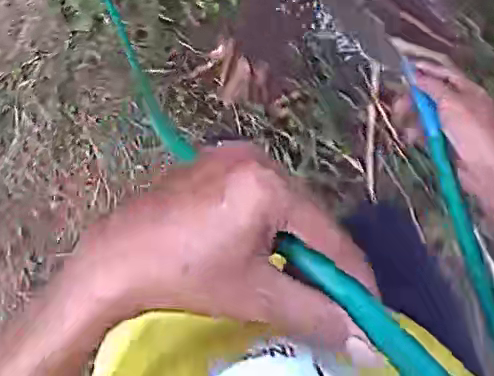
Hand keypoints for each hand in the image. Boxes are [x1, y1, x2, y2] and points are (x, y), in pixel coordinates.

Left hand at [54, 143, 380, 359]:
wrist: (121, 253)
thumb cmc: (187, 273)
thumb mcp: (256, 294)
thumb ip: (315, 313)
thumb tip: (362, 340)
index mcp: (268, 182)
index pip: (330, 235)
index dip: (355, 279)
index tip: (372, 317)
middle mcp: (256, 156)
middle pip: (310, 214)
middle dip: (326, 261)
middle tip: (338, 306)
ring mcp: (232, 153)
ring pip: (285, 202)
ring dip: (299, 242)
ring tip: (303, 285)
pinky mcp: (214, 160)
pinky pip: (259, 191)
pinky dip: (271, 223)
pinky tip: (267, 254)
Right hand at [392, 47, 493, 191]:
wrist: (488, 174)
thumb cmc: (472, 132)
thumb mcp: (451, 102)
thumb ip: (431, 85)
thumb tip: (415, 73)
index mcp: (470, 91)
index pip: (446, 72)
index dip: (426, 68)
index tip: (405, 66)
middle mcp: (463, 105)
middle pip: (432, 93)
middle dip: (413, 98)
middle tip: (398, 105)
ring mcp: (456, 125)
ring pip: (427, 113)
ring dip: (413, 117)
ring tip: (403, 125)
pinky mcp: (449, 142)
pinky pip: (429, 131)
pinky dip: (418, 132)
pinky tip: (411, 138)